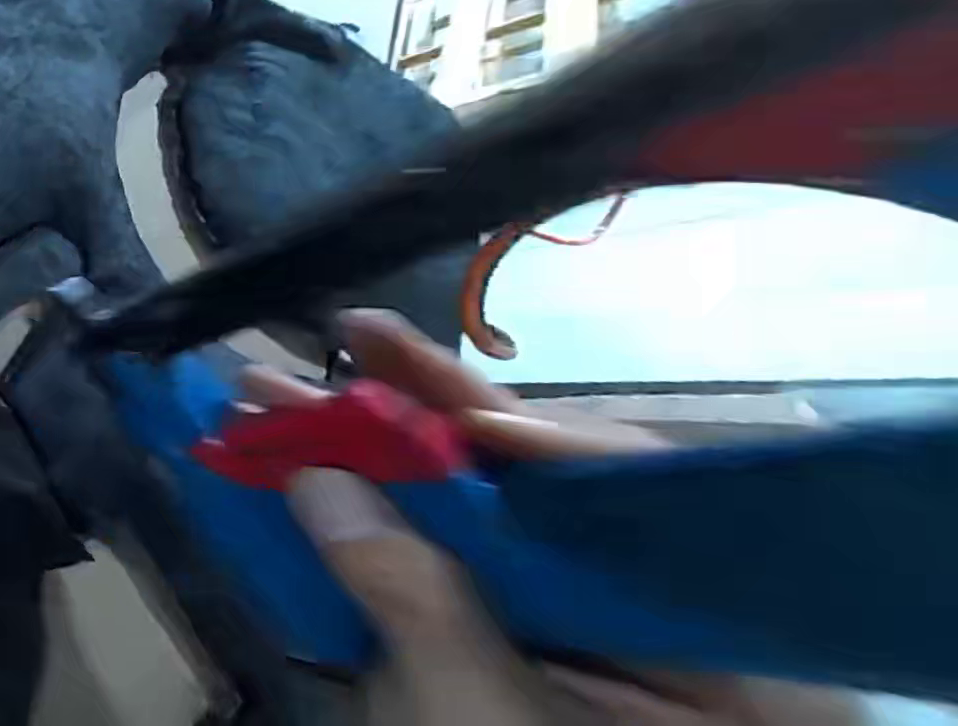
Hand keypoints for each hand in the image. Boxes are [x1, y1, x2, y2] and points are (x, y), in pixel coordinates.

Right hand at [246, 310, 860, 725]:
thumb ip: (415, 600)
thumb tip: (318, 479)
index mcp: (702, 650)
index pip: (642, 510)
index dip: (554, 451)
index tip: (470, 423)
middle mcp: (616, 600)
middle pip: (519, 476)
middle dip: (423, 401)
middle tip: (355, 331)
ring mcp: (529, 600)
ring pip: (444, 490)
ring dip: (357, 430)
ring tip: (278, 384)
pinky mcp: (461, 604)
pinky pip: (403, 526)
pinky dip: (342, 485)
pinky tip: (289, 444)